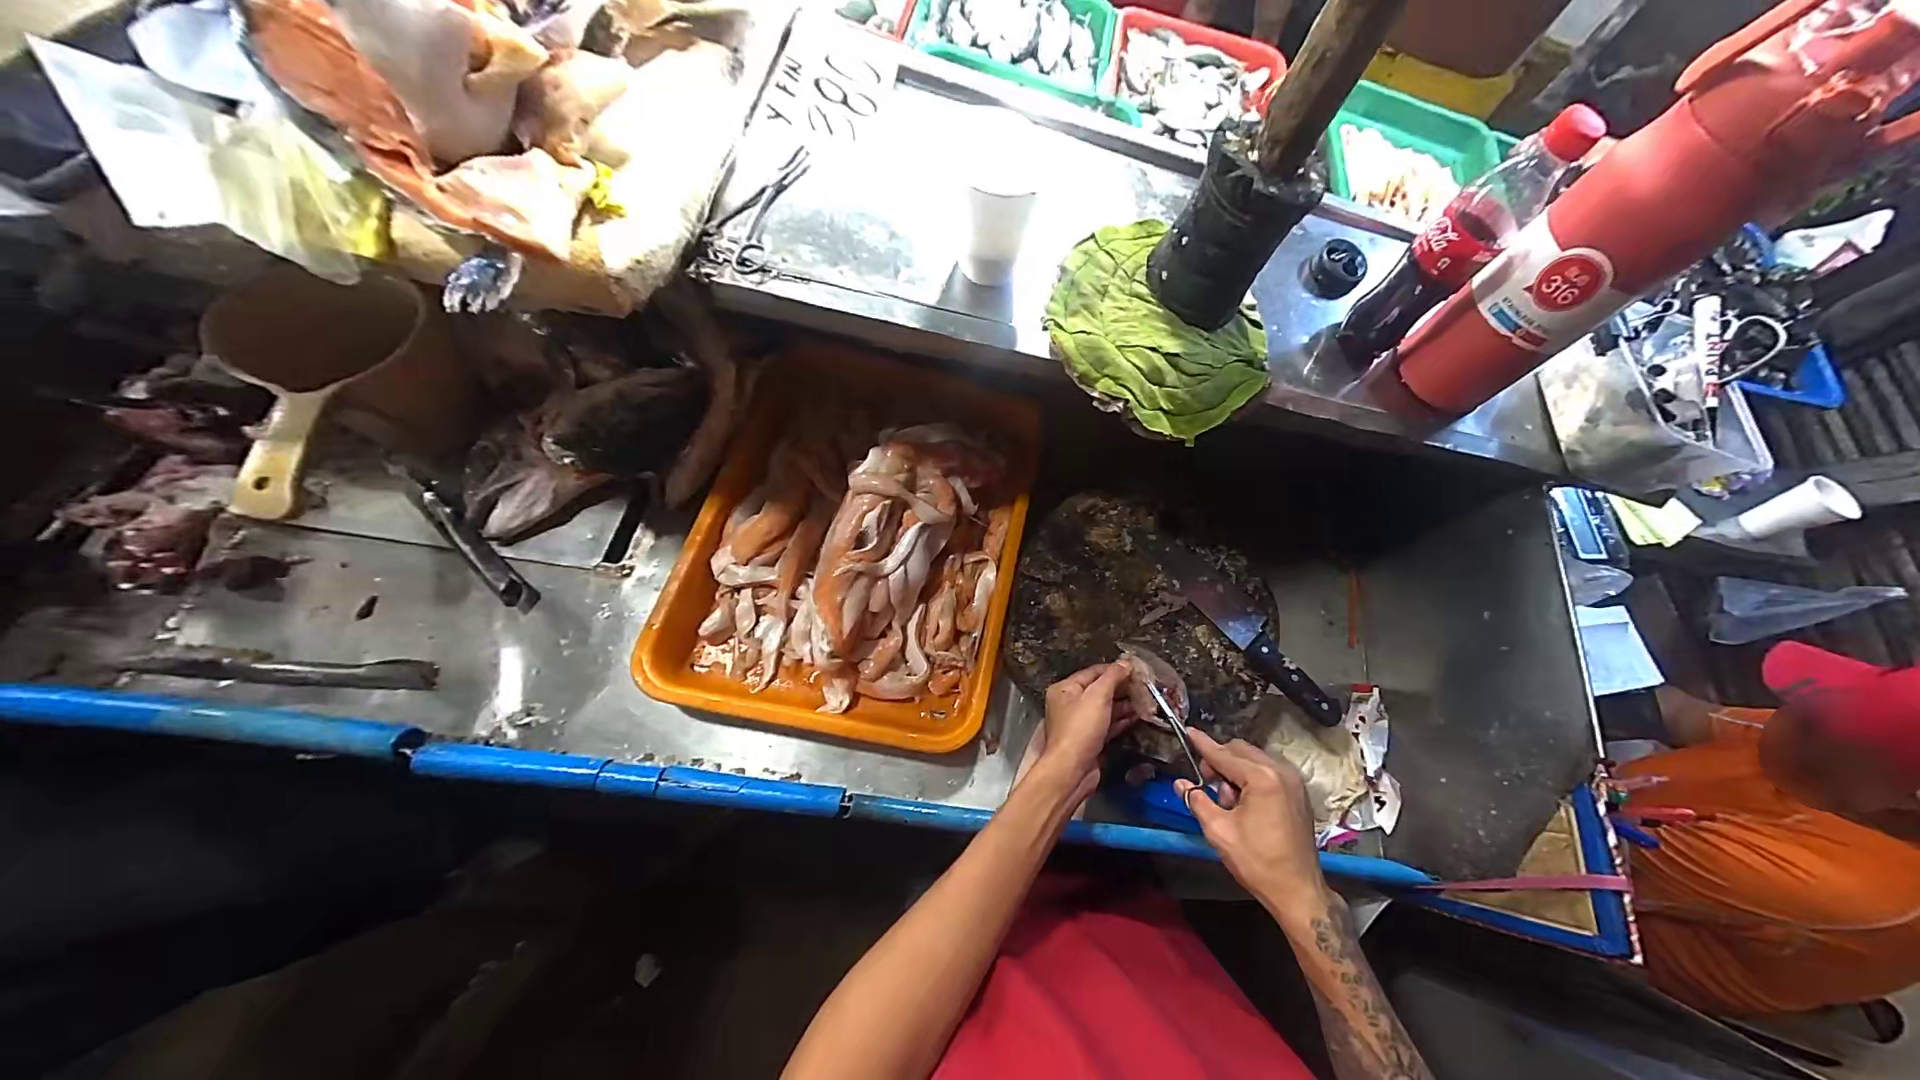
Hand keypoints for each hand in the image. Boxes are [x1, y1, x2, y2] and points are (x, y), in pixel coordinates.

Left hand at [1025, 662, 1133, 804]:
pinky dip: (1122, 720)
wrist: (1072, 770)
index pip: (1093, 672)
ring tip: (1145, 700)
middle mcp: (1070, 704)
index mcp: (1065, 689)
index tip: (1134, 669)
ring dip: (1125, 704)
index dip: (1114, 670)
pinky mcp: (1090, 739)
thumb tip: (1125, 664)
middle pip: (1099, 690)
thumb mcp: (1097, 696)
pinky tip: (1137, 716)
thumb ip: (1112, 677)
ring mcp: (1080, 723)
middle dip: (1122, 688)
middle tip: (1143, 686)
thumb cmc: (1079, 731)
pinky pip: (1108, 724)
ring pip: (1105, 708)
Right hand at [1175, 729, 1329, 919]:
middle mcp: (1281, 772)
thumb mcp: (1219, 831)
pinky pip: (1268, 771)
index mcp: (1262, 779)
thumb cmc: (1257, 861)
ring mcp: (1294, 782)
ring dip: (1235, 770)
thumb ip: (1197, 800)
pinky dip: (1251, 777)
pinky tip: (1243, 802)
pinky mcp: (1298, 793)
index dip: (1203, 744)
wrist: (1298, 892)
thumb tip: (1181, 784)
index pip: (1224, 754)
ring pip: (1254, 759)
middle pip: (1241, 750)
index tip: (1188, 731)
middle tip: (1205, 781)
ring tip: (1226, 800)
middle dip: (1219, 760)